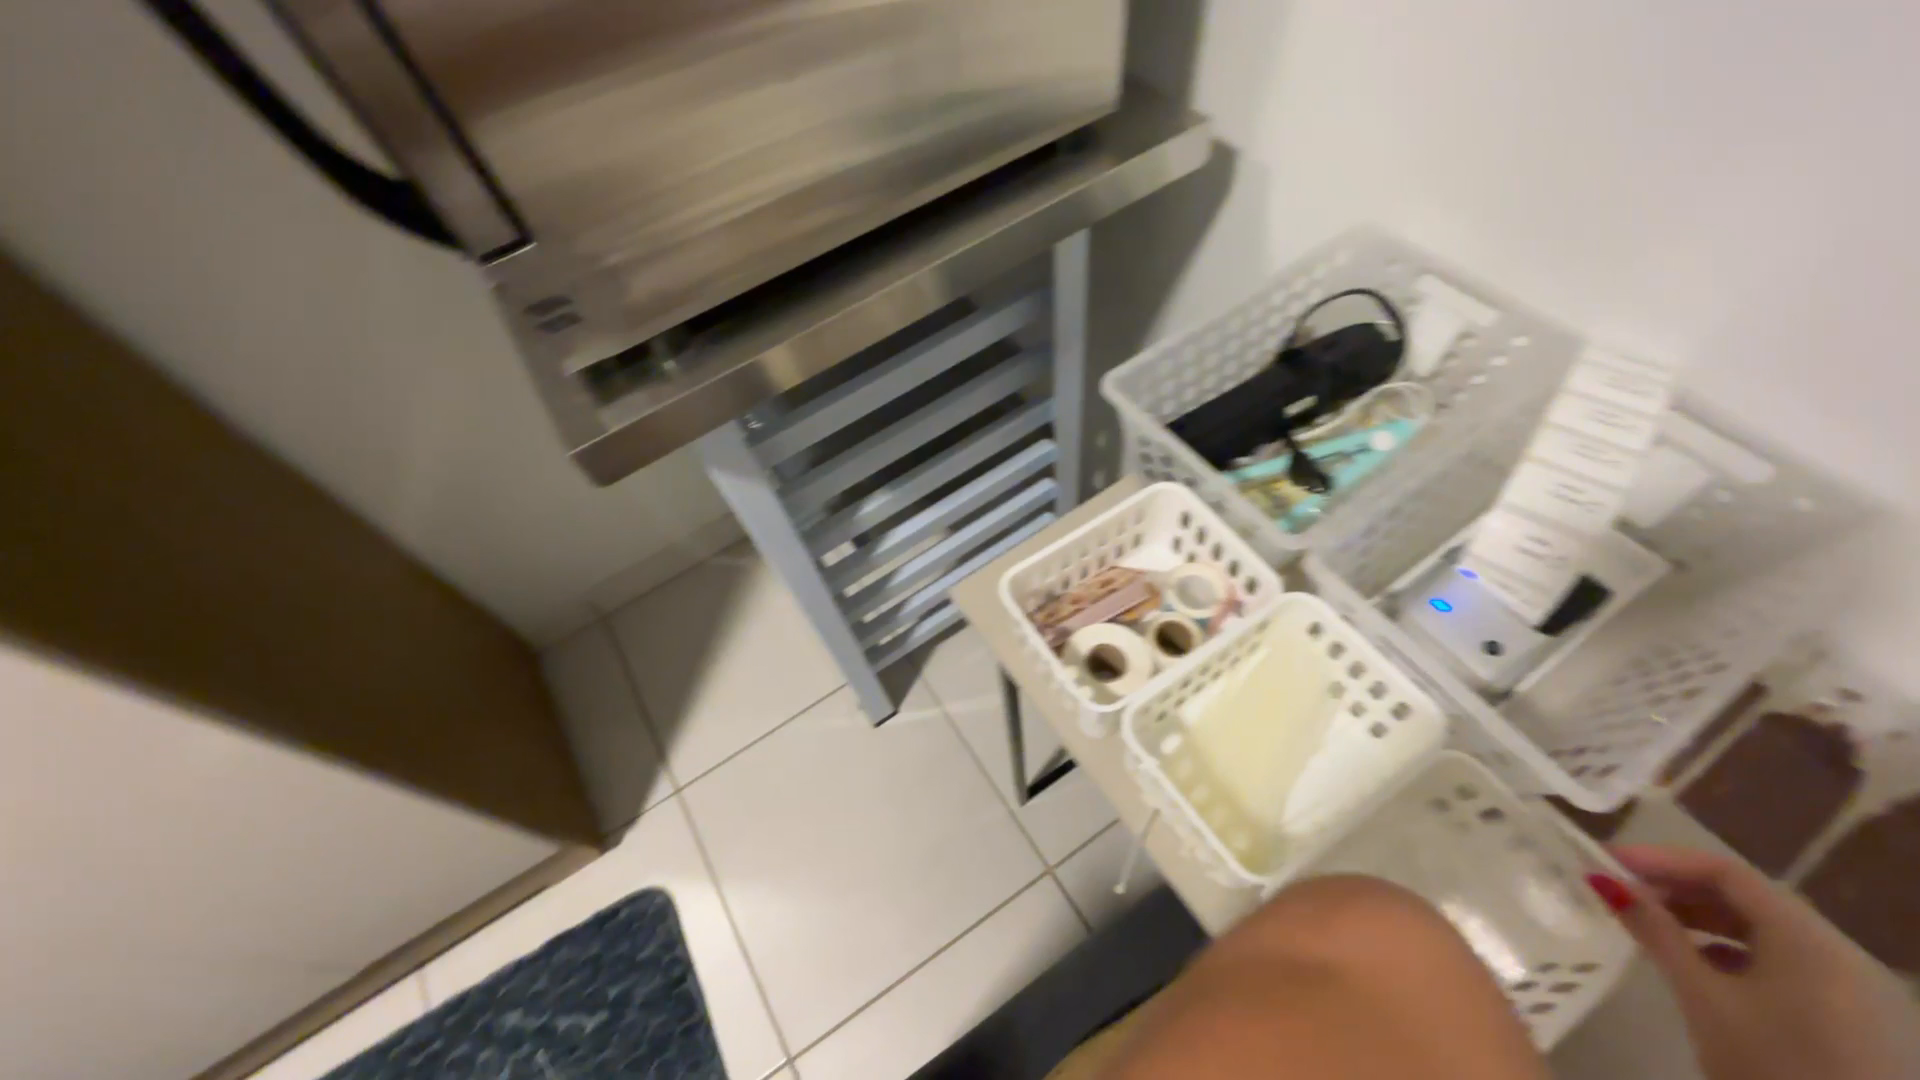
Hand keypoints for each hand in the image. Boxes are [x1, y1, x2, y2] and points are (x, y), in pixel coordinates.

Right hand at [1589, 845, 1919, 1079]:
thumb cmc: (1771, 1066)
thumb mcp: (1703, 998)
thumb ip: (1656, 933)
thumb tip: (1604, 882)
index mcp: (1810, 939)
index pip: (1725, 871)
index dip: (1661, 859)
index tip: (1606, 862)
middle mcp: (1838, 951)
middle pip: (1746, 896)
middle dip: (1676, 887)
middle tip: (1619, 890)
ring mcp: (1848, 984)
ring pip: (1763, 928)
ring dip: (1700, 917)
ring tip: (1647, 922)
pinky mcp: (1846, 1013)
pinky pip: (1780, 959)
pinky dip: (1730, 949)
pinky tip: (1696, 964)